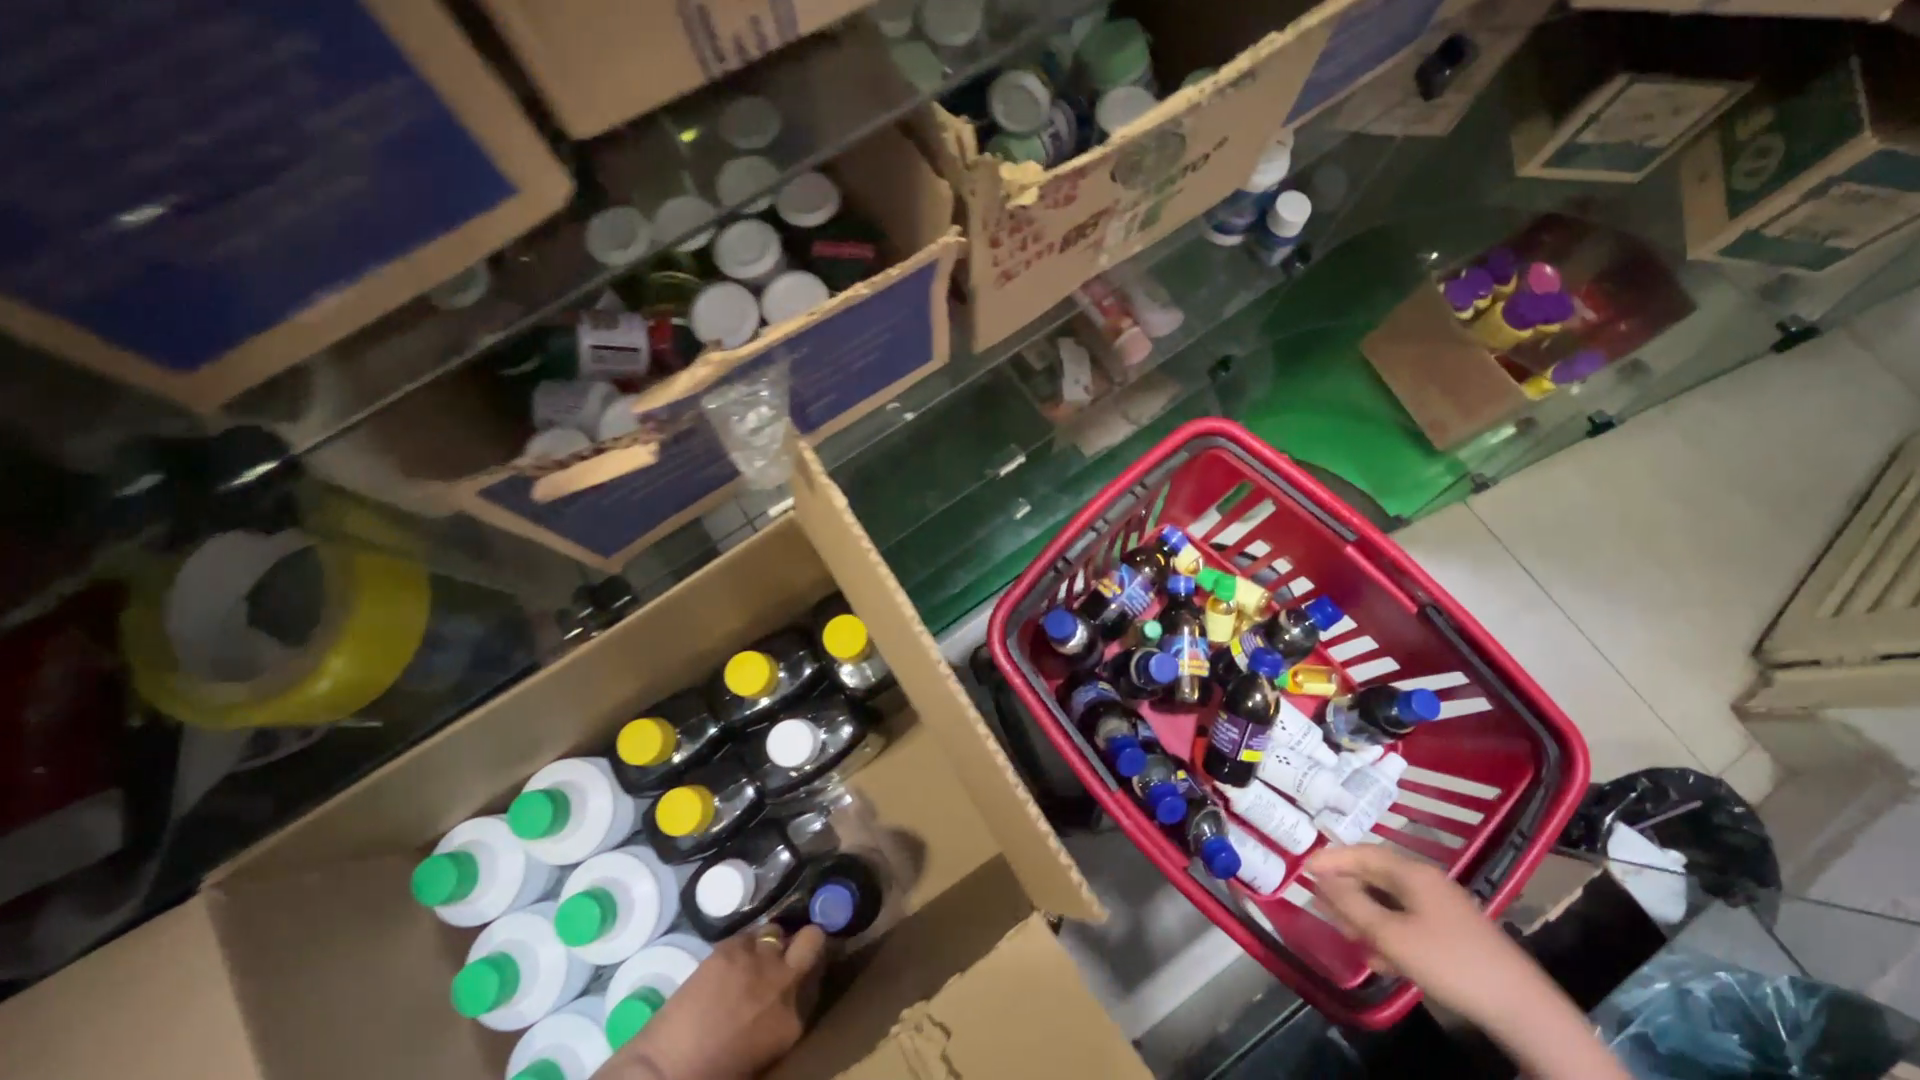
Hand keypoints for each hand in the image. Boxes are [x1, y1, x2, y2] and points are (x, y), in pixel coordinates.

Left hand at [599, 924, 827, 1079]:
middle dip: (805, 940)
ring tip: (751, 957)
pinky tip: (727, 962)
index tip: (795, 973)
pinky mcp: (729, 949)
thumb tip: (784, 996)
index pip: (815, 980)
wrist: (668, 1070)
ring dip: (768, 942)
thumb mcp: (765, 1054)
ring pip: (776, 931)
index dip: (804, 973)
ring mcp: (757, 963)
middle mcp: (783, 984)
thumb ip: (781, 1019)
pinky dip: (741, 944)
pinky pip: (746, 935)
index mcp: (793, 1021)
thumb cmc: (716, 1075)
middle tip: (791, 947)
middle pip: (811, 939)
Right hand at [1307, 847, 1632, 1079]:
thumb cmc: (1448, 961)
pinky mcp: (1451, 933)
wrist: (1518, 1005)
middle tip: (1319, 905)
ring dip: (1364, 915)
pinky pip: (1407, 922)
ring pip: (1390, 902)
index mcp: (1413, 873)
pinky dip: (1387, 933)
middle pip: (1375, 875)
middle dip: (1346, 889)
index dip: (1331, 858)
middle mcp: (1427, 883)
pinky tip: (1379, 959)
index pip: (1363, 852)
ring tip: (1345, 934)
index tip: (1301, 868)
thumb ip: (1353, 904)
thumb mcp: (1391, 935)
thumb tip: (1322, 879)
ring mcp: (1442, 908)